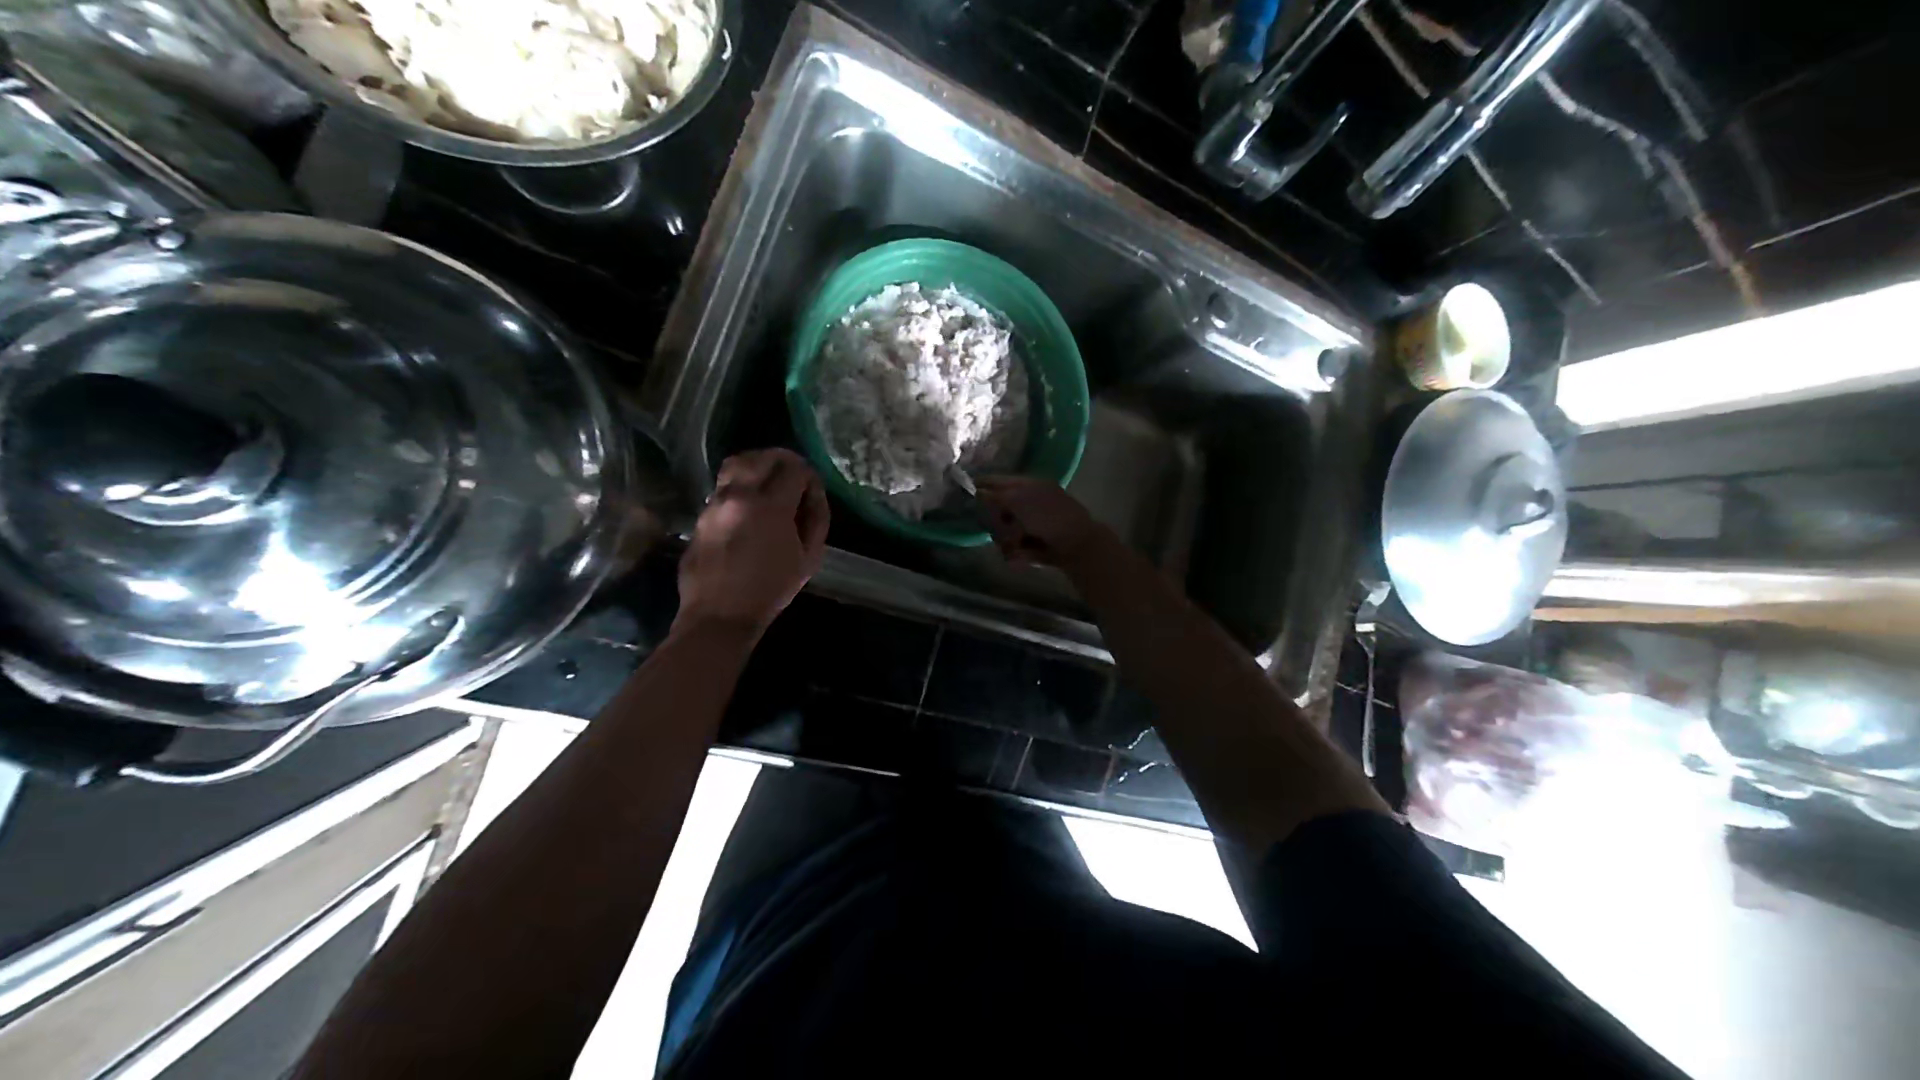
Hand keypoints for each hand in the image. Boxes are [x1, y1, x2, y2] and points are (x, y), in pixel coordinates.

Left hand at [676, 449, 828, 634]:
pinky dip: (740, 484)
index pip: (795, 469)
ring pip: (737, 463)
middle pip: (763, 456)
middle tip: (795, 476)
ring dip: (758, 465)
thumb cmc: (770, 590)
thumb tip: (813, 495)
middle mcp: (738, 495)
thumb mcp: (809, 558)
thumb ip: (816, 519)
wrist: (720, 614)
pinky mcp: (701, 514)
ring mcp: (715, 503)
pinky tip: (750, 505)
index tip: (813, 491)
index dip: (809, 475)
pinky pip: (723, 486)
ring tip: (770, 482)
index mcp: (770, 506)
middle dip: (784, 461)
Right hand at [976, 476, 1107, 567]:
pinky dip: (1016, 554)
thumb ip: (996, 496)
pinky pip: (1013, 550)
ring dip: (1006, 538)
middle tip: (1003, 524)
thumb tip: (978, 491)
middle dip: (997, 520)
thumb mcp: (1019, 500)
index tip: (969, 489)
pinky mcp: (1032, 546)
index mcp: (1028, 486)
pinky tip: (1024, 553)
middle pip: (997, 510)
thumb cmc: (1048, 516)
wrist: (1076, 545)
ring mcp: (1030, 526)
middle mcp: (1028, 504)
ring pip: (1003, 532)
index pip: (1000, 481)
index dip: (984, 484)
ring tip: (1017, 543)